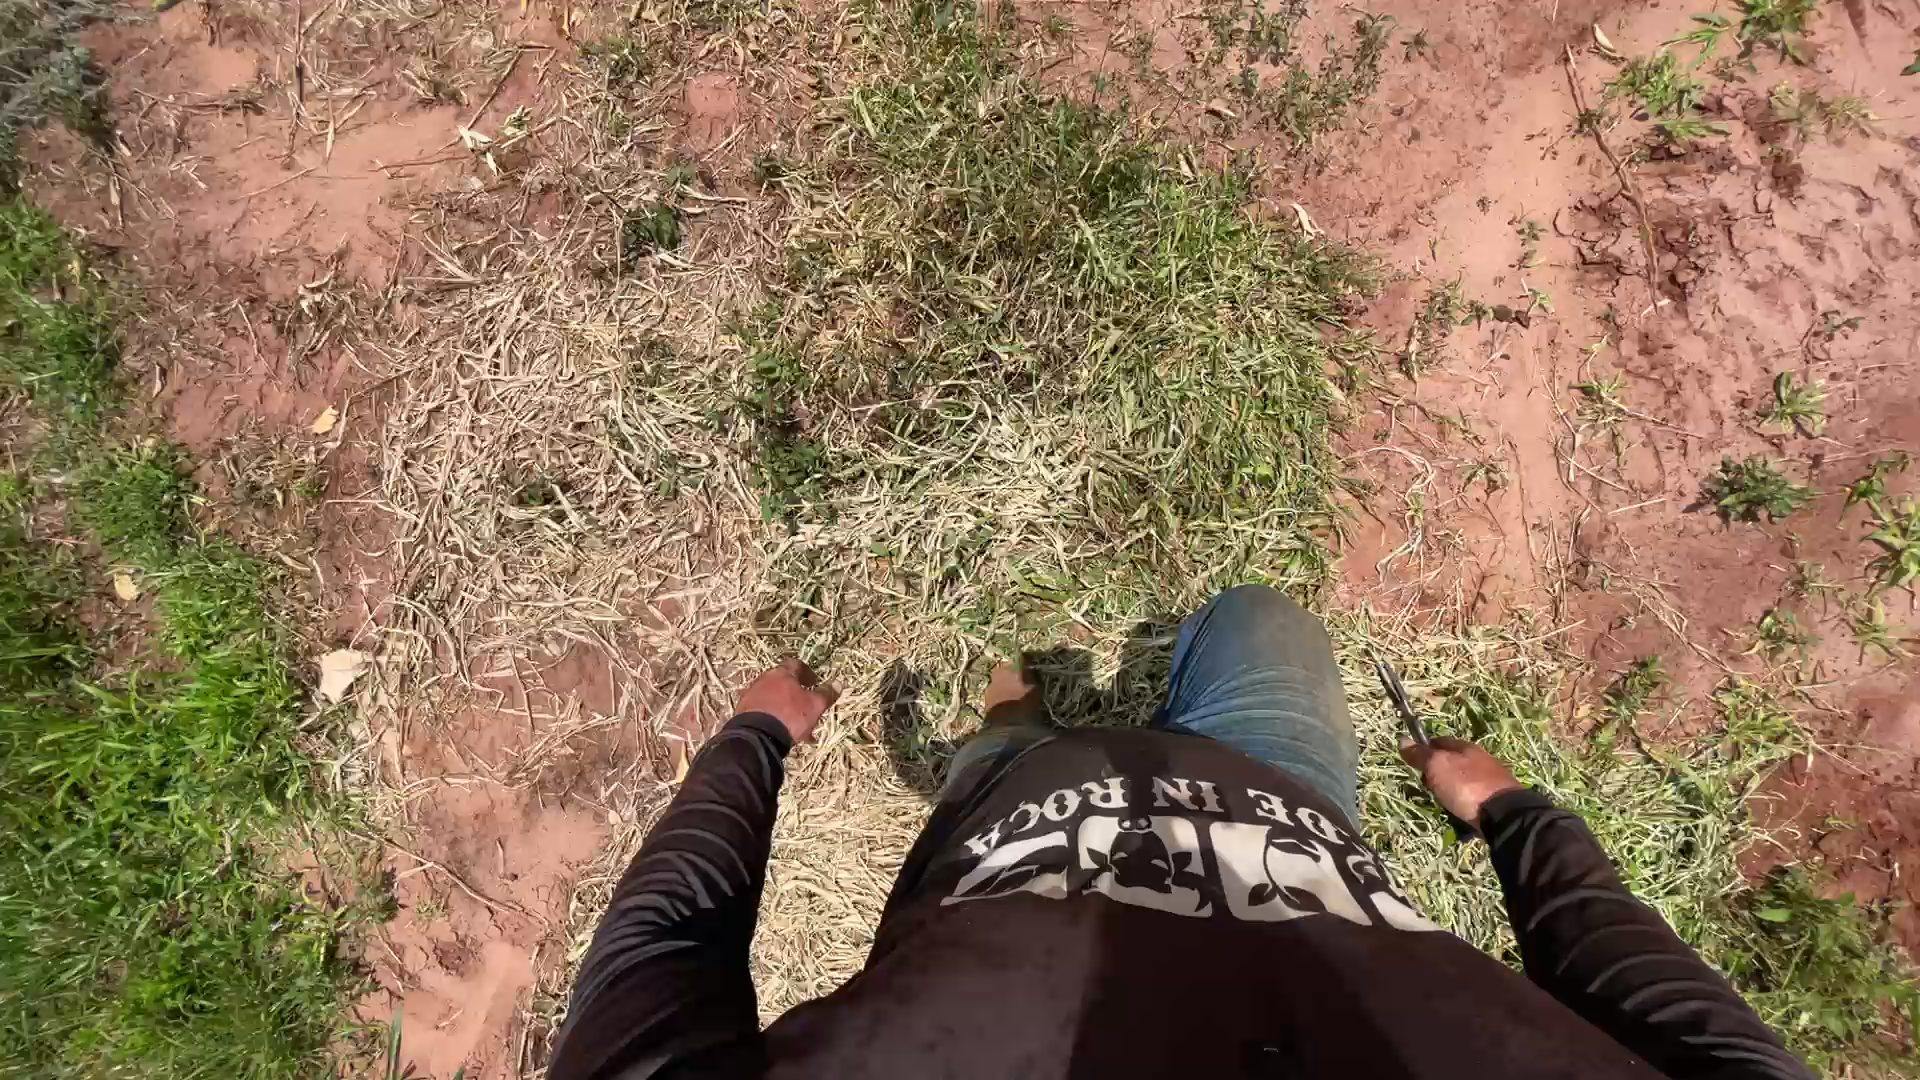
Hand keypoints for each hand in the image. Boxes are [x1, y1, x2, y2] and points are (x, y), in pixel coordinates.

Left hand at [736, 658, 838, 743]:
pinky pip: (761, 710)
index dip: (807, 673)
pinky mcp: (742, 711)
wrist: (756, 737)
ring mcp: (751, 695)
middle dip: (794, 691)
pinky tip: (778, 729)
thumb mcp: (814, 706)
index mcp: (783, 673)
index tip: (814, 683)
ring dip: (782, 705)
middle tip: (804, 704)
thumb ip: (826, 694)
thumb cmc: (789, 716)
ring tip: (792, 722)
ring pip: (771, 696)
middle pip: (782, 680)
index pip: (796, 664)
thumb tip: (838, 683)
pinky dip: (771, 716)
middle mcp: (764, 679)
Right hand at [1399, 737, 1524, 826]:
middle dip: (1437, 772)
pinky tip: (1460, 809)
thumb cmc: (1466, 785)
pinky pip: (1473, 797)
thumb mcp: (1436, 766)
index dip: (1424, 749)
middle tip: (1426, 785)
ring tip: (1442, 801)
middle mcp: (1481, 760)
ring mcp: (1492, 781)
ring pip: (1462, 780)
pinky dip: (1464, 801)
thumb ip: (1420, 754)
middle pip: (1451, 762)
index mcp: (1466, 747)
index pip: (1439, 741)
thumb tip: (1403, 740)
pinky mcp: (1498, 800)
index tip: (1414, 762)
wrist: (1507, 816)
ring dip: (1451, 788)